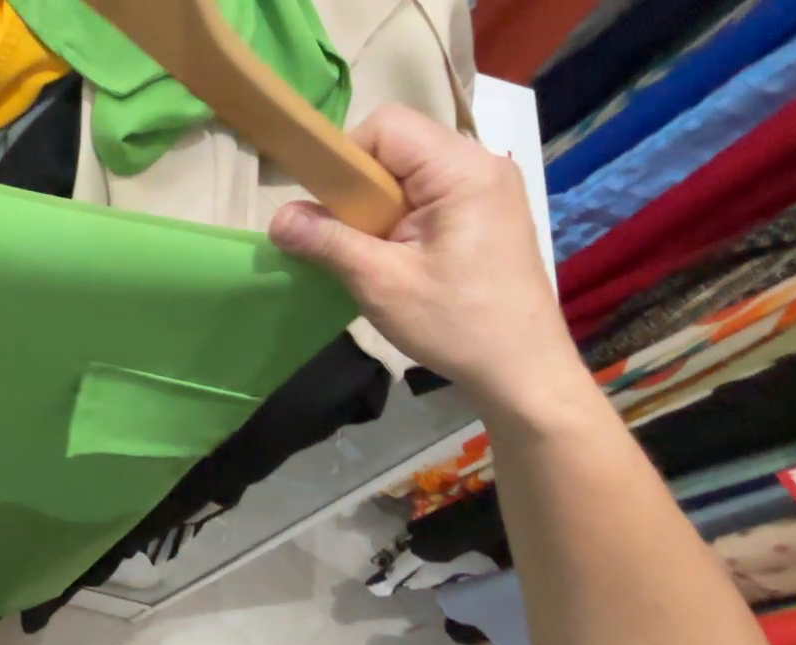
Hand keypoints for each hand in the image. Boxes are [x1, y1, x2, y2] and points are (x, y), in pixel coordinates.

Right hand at [269, 105, 582, 415]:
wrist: (518, 365)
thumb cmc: (453, 323)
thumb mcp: (381, 283)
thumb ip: (329, 243)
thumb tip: (277, 218)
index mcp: (462, 171)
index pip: (387, 127)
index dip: (344, 159)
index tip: (325, 209)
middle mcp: (479, 165)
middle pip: (396, 148)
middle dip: (356, 190)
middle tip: (346, 242)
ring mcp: (484, 190)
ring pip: (406, 176)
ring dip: (372, 211)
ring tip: (369, 257)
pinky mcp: (481, 215)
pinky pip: (422, 198)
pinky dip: (394, 222)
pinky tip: (392, 260)